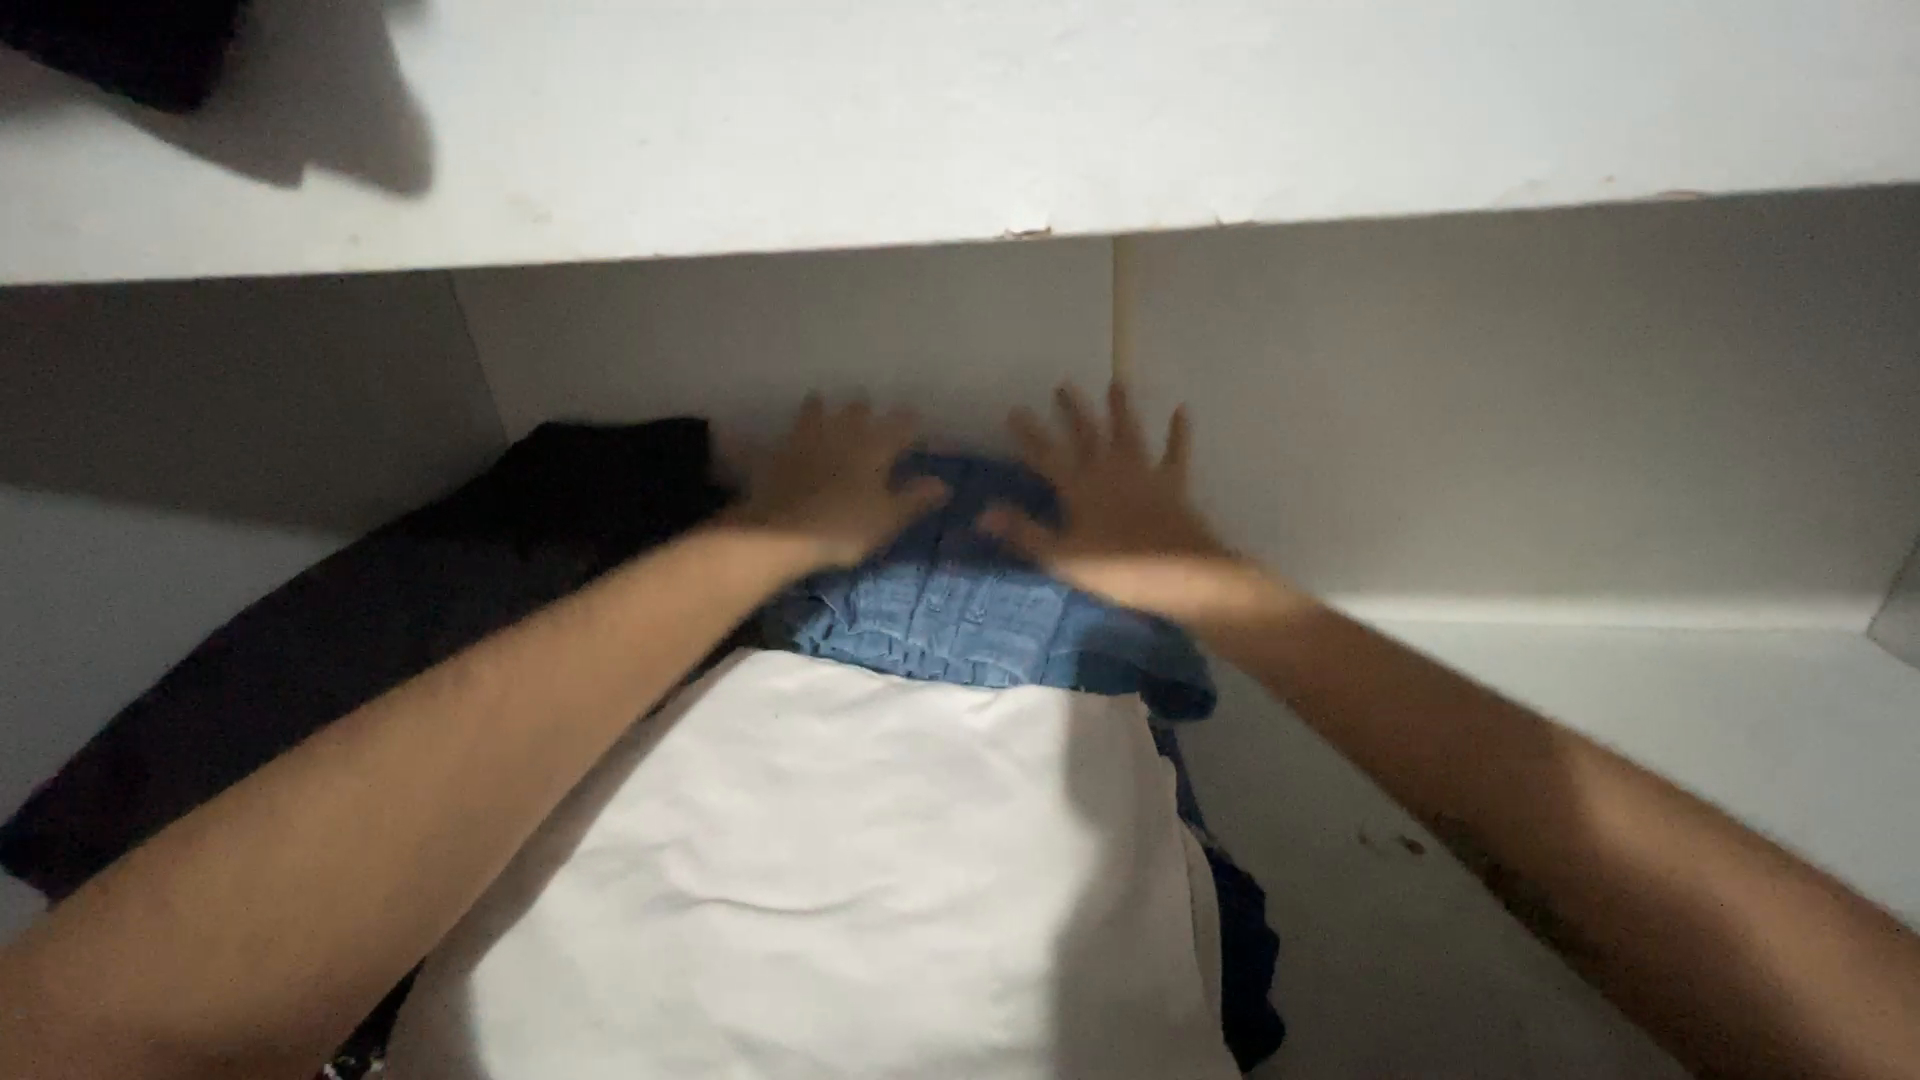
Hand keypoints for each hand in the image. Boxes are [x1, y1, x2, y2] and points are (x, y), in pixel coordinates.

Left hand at [727, 394, 949, 568]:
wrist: (781, 531)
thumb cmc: (844, 527)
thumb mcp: (888, 518)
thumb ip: (914, 498)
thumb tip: (944, 483)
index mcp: (874, 450)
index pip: (898, 427)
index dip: (908, 421)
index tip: (913, 414)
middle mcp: (842, 436)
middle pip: (855, 413)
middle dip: (863, 408)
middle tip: (865, 401)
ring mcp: (806, 441)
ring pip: (815, 413)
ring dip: (820, 406)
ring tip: (819, 398)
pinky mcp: (777, 454)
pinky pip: (785, 434)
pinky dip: (788, 430)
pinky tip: (785, 431)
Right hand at [980, 383, 1286, 622]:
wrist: (1182, 576)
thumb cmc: (1117, 570)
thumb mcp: (1062, 557)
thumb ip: (1023, 532)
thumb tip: (982, 514)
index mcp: (1079, 489)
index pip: (1047, 456)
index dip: (1029, 434)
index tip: (1015, 411)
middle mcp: (1110, 472)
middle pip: (1088, 435)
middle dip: (1074, 411)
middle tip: (1063, 386)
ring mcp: (1144, 475)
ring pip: (1128, 434)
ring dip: (1121, 409)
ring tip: (1117, 384)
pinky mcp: (1174, 485)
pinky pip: (1175, 453)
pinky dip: (1178, 433)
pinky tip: (1181, 411)